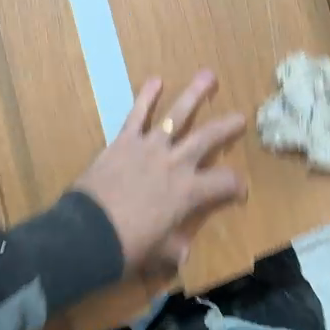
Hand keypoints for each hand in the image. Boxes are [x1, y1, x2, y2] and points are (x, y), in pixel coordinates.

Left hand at [73, 71, 246, 280]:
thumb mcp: (157, 253)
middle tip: (241, 117)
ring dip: (194, 94)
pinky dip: (146, 96)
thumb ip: (173, 248)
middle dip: (227, 126)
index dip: (237, 185)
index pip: (223, 183)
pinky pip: (137, 115)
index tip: (241, 190)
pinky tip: (155, 80)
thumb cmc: (128, 247)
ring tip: (208, 75)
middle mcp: (175, 163)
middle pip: (208, 138)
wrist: (88, 235)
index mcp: (188, 192)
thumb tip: (183, 254)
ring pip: (178, 115)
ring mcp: (150, 147)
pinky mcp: (125, 141)